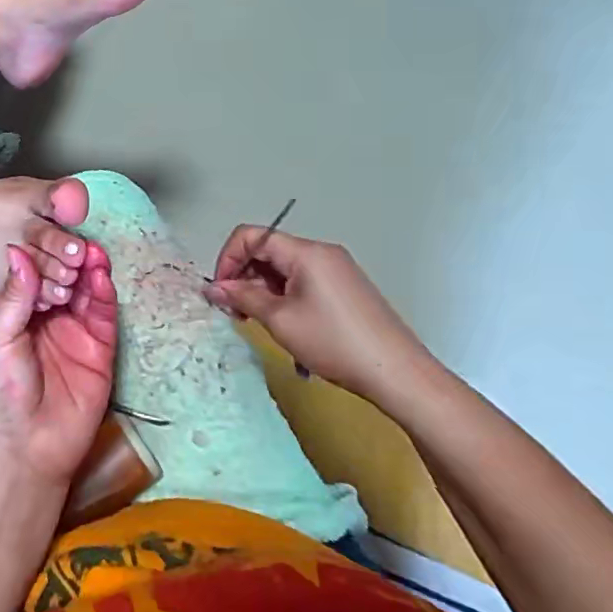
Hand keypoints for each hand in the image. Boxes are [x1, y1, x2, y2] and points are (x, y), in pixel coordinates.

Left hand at [0, 243, 118, 482]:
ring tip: (93, 253)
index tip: (55, 233)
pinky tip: (102, 279)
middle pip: (68, 281)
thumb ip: (14, 295)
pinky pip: (105, 319)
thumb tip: (16, 249)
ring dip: (92, 273)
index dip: (49, 256)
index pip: (41, 276)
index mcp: (23, 314)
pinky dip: (105, 297)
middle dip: (74, 260)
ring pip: (89, 295)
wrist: (25, 448)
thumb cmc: (0, 391)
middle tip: (79, 241)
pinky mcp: (101, 354)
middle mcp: (53, 320)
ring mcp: (78, 336)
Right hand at [206, 227, 435, 405]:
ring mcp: (336, 270)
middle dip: (244, 278)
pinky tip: (286, 327)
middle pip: (267, 252)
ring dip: (263, 292)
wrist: (399, 375)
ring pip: (283, 270)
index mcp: (306, 252)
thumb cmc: (334, 343)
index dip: (228, 259)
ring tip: (259, 323)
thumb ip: (242, 298)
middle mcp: (321, 253)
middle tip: (236, 313)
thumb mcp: (280, 320)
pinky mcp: (345, 289)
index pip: (251, 236)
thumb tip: (214, 288)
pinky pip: (302, 283)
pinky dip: (284, 299)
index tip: (221, 291)